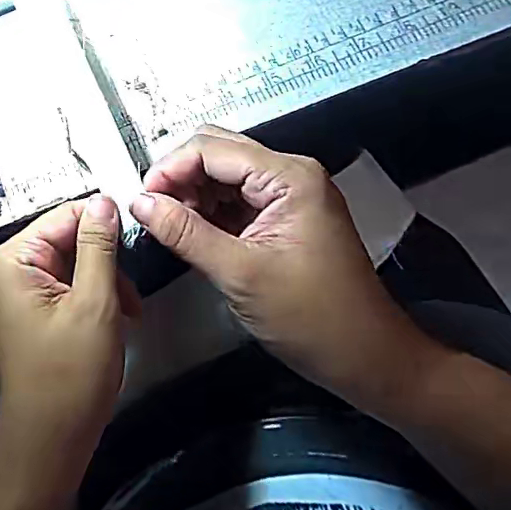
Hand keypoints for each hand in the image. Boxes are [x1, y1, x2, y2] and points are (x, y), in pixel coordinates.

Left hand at [0, 195, 137, 501]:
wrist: (48, 445)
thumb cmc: (67, 380)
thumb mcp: (94, 305)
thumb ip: (99, 247)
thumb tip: (103, 201)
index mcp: (13, 259)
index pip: (63, 215)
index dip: (103, 223)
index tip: (137, 238)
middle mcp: (10, 268)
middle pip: (68, 238)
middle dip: (105, 262)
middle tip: (129, 296)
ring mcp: (21, 290)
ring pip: (75, 263)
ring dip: (105, 283)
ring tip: (126, 315)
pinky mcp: (34, 309)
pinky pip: (70, 286)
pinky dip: (96, 300)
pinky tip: (114, 322)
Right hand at [127, 127, 441, 407]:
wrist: (370, 361)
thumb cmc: (319, 320)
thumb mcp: (240, 274)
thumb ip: (184, 232)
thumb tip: (140, 202)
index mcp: (289, 177)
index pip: (210, 148)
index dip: (170, 169)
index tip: (144, 198)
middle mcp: (288, 174)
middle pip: (213, 151)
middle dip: (177, 177)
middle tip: (154, 210)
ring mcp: (284, 193)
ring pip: (217, 172)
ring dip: (188, 193)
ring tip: (172, 226)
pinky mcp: (278, 213)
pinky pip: (228, 195)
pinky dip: (203, 208)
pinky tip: (192, 232)